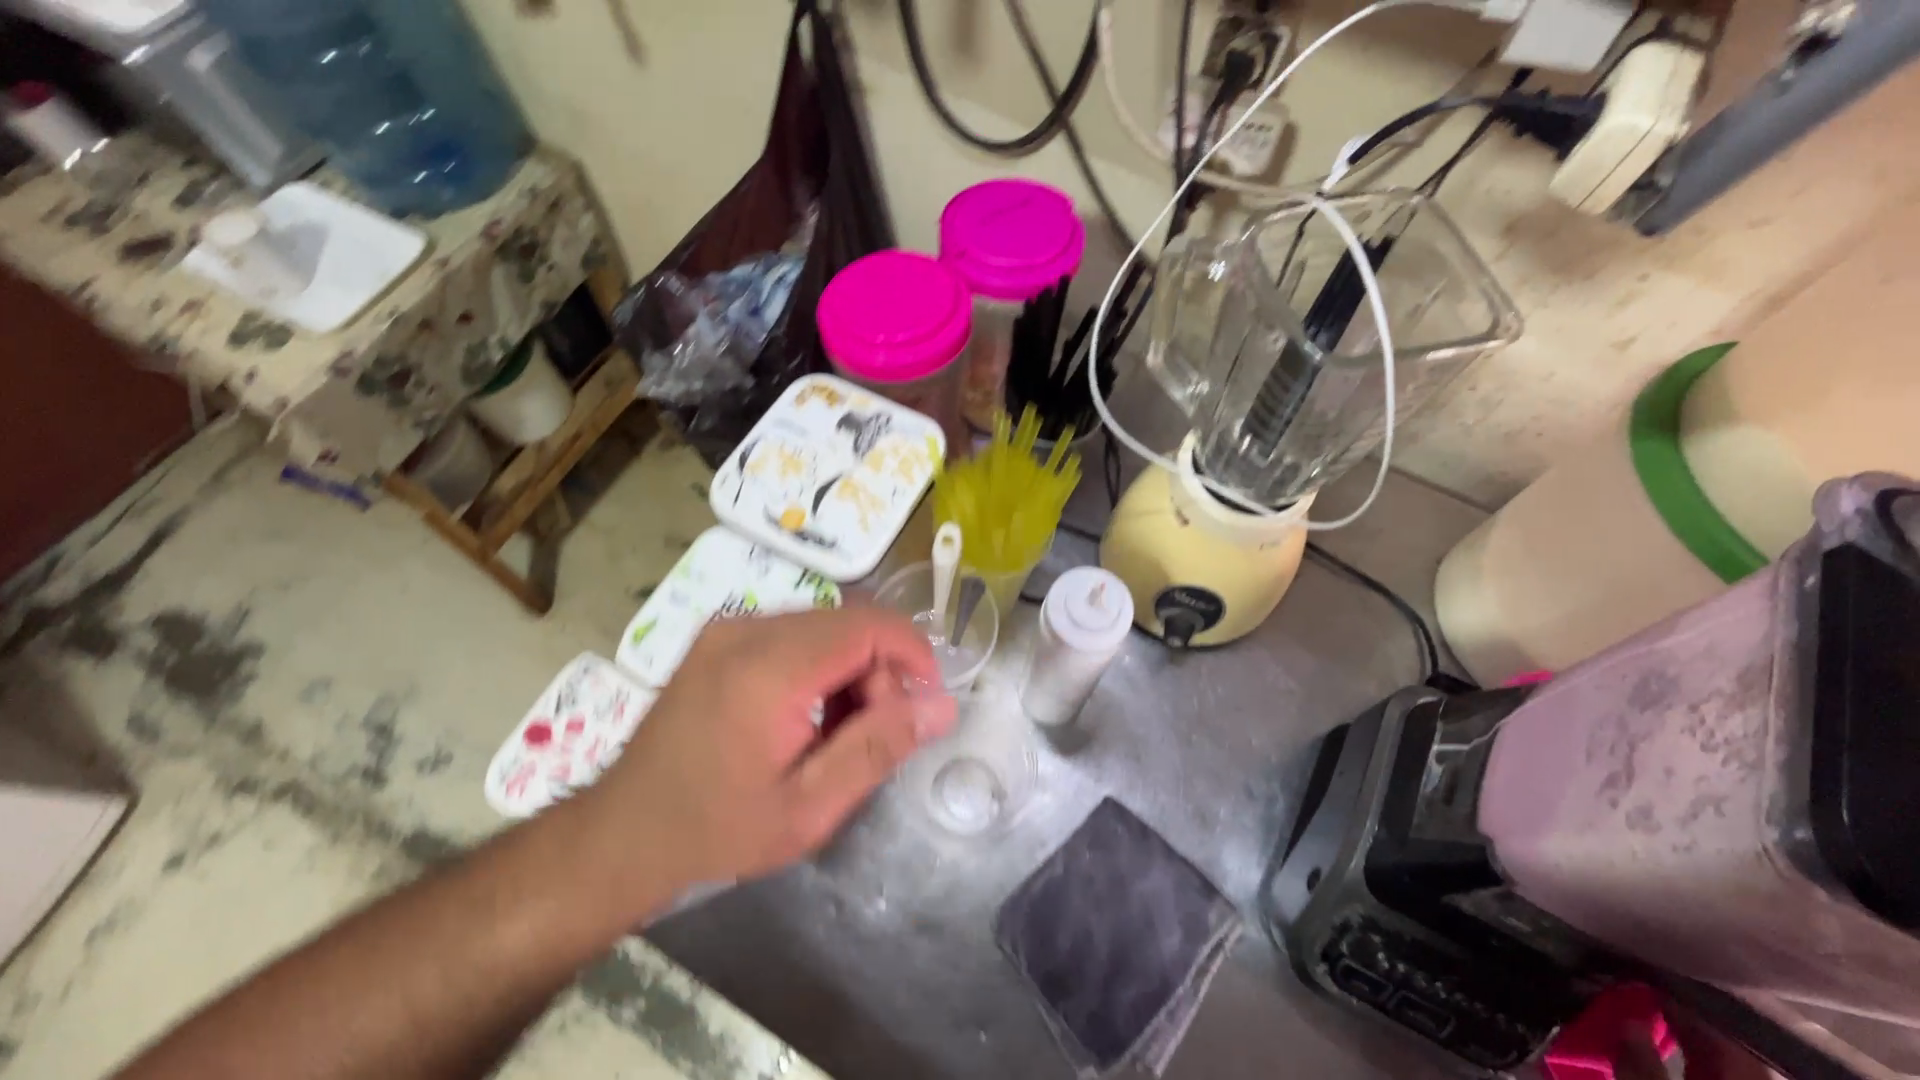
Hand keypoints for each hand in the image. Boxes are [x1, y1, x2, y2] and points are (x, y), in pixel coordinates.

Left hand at [576, 608, 956, 906]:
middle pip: (848, 623)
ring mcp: (726, 630)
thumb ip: (878, 747)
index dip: (913, 656)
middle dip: (879, 670)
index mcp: (769, 668)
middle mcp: (746, 631)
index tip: (924, 706)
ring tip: (835, 735)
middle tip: (872, 736)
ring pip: (822, 626)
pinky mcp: (717, 641)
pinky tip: (804, 718)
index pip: (868, 626)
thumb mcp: (809, 806)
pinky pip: (791, 635)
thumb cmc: (717, 830)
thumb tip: (942, 705)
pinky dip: (817, 667)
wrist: (622, 834)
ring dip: (849, 670)